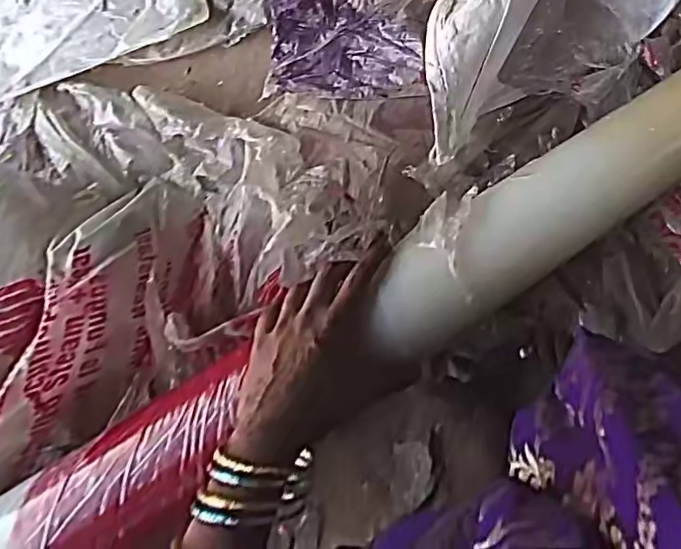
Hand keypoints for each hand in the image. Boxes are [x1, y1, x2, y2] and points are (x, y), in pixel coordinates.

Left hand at [225, 242, 408, 464]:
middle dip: (343, 264)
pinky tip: (290, 303)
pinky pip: (272, 305)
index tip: (382, 245)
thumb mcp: (362, 393)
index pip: (357, 278)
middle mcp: (307, 316)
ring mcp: (280, 324)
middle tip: (354, 267)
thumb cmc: (318, 412)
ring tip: (323, 283)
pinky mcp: (259, 336)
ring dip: (314, 280)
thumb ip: (393, 376)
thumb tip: (421, 369)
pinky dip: (285, 299)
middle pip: (326, 273)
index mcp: (334, 324)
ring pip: (299, 285)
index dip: (372, 257)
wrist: (267, 435)